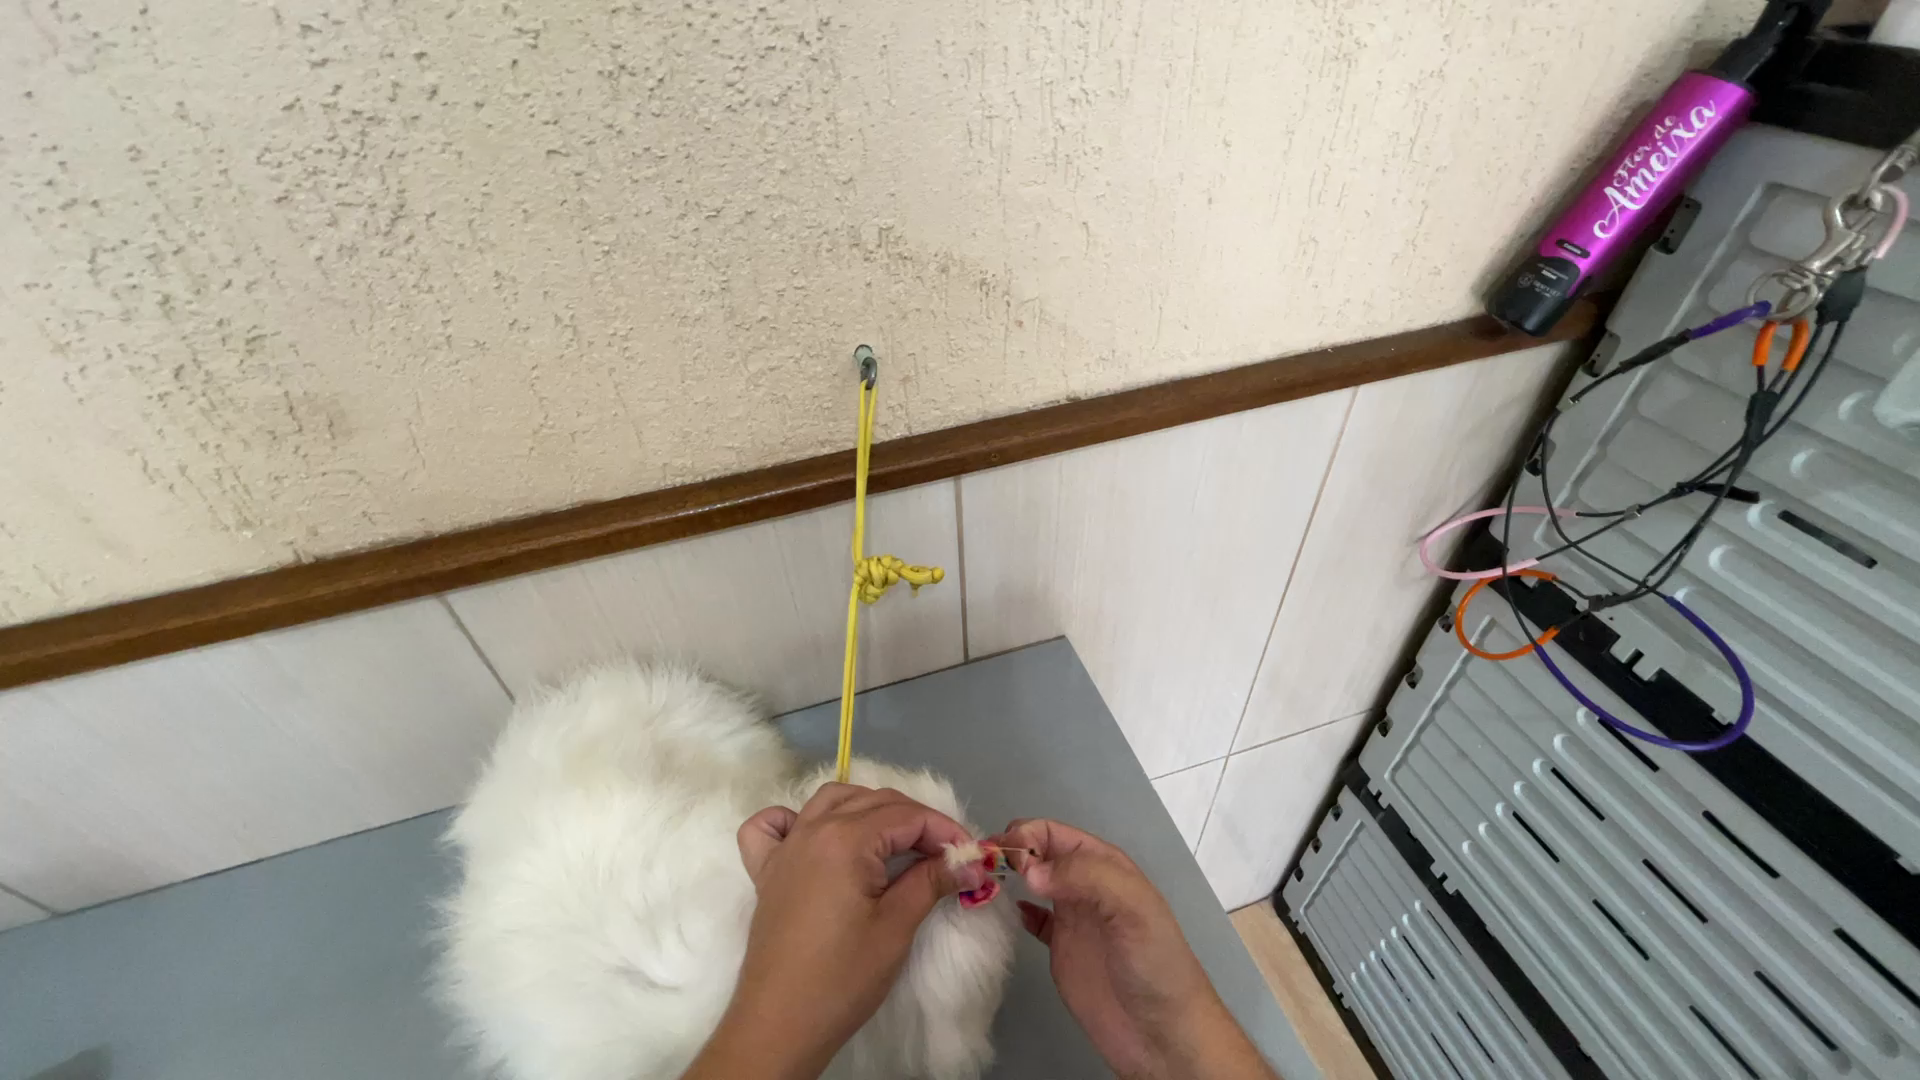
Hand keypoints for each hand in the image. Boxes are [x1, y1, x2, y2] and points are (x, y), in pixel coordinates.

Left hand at [680, 783, 982, 1079]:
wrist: (780, 1026)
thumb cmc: (843, 977)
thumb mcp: (897, 926)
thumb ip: (932, 881)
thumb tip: (971, 862)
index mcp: (847, 838)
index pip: (907, 816)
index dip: (945, 831)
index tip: (971, 855)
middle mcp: (813, 828)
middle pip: (875, 801)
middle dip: (916, 821)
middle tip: (945, 856)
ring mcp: (786, 847)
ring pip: (831, 800)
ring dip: (867, 808)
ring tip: (893, 840)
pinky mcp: (765, 871)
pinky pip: (772, 825)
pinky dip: (793, 818)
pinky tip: (813, 834)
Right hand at [997, 819, 1277, 1079]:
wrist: (1165, 1037)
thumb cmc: (1154, 964)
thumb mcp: (1132, 908)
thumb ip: (1084, 877)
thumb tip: (1028, 868)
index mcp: (1104, 865)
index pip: (1054, 832)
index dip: (1025, 834)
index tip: (1000, 854)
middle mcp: (1085, 885)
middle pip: (1039, 852)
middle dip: (1011, 850)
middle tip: (982, 868)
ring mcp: (1072, 917)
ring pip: (1033, 881)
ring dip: (1009, 876)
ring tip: (982, 884)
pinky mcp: (1061, 949)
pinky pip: (1033, 919)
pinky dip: (1016, 909)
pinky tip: (1006, 912)